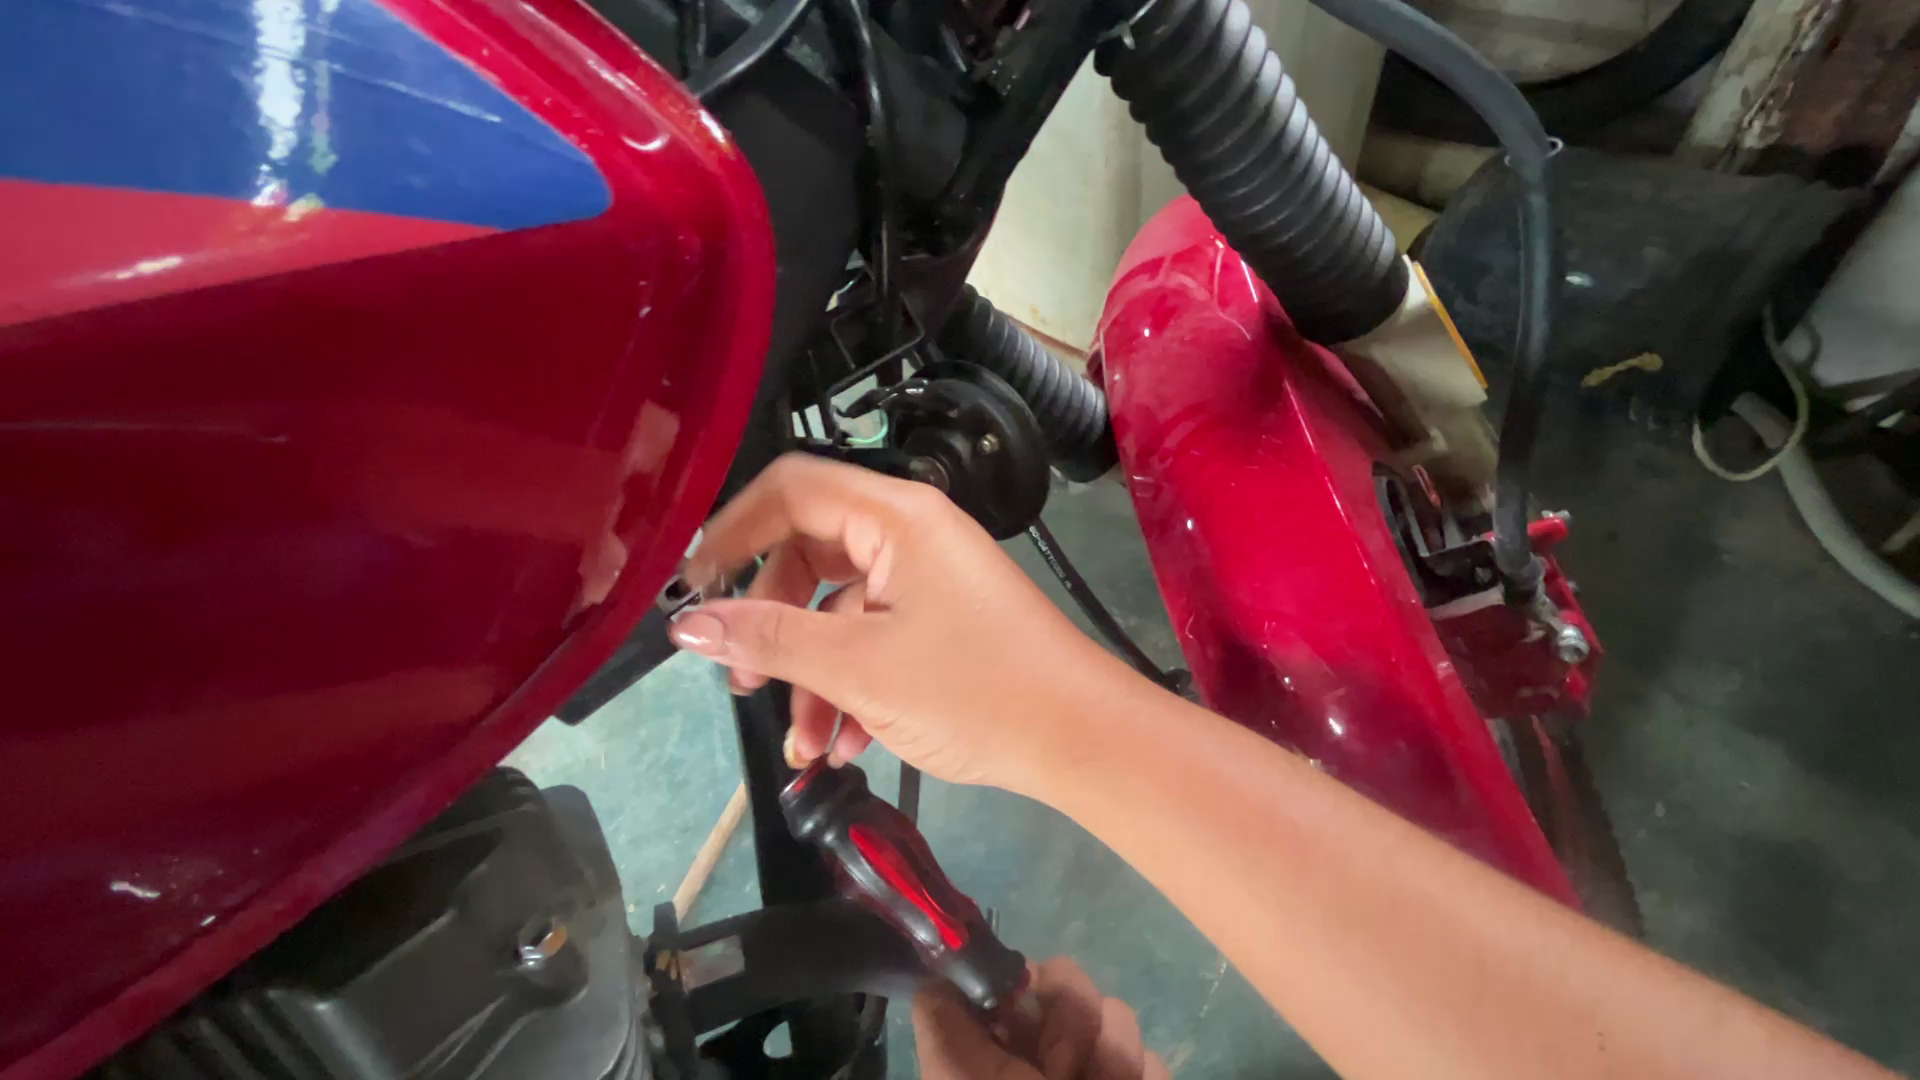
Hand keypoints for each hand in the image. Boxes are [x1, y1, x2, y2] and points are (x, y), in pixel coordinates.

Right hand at [667, 454, 1143, 795]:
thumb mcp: (858, 666)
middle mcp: (910, 535)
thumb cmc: (972, 689)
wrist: (1079, 739)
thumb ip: (768, 638)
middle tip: (742, 680)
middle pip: (809, 556)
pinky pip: (875, 639)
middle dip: (772, 624)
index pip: (791, 489)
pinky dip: (852, 686)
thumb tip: (687, 623)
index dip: (731, 531)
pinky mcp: (942, 621)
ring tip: (806, 743)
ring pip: (840, 612)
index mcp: (895, 518)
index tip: (693, 589)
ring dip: (812, 676)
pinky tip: (848, 743)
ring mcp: (928, 580)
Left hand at [915, 957, 1168, 1079]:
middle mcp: (1047, 1052)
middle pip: (1071, 982)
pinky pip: (1155, 1062)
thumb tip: (945, 971)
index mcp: (999, 1042)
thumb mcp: (954, 1071)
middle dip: (1069, 1015)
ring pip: (1117, 1015)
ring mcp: (1096, 1070)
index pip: (1019, 973)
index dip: (1025, 977)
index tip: (1021, 1001)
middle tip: (1056, 1066)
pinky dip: (1142, 1077)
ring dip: (1110, 1051)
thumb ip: (942, 1015)